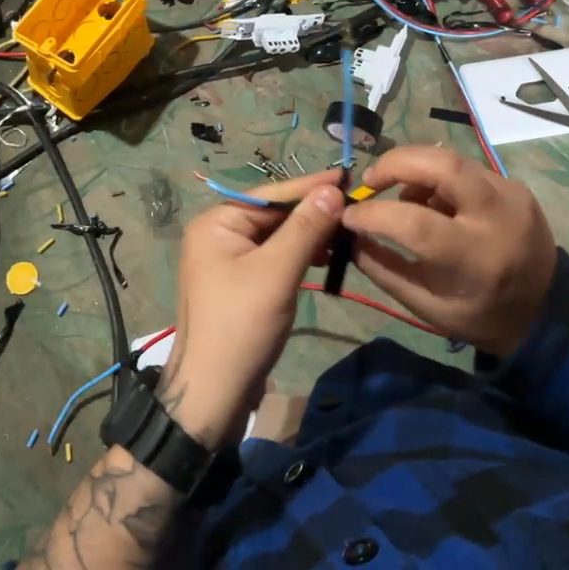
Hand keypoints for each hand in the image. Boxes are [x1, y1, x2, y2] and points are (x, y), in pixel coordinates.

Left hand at [160, 169, 346, 448]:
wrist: (214, 393)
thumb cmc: (241, 326)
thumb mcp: (277, 273)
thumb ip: (305, 229)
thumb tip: (332, 190)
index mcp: (216, 222)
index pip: (270, 194)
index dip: (310, 186)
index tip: (347, 176)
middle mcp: (217, 234)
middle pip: (272, 214)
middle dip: (312, 212)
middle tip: (355, 206)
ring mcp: (226, 260)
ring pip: (276, 237)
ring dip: (309, 235)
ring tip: (348, 231)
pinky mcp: (239, 284)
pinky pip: (273, 258)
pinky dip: (298, 256)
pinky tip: (327, 257)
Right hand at [343, 146, 555, 356]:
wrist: (548, 312)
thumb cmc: (479, 314)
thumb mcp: (426, 306)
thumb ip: (383, 269)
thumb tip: (349, 234)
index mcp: (476, 258)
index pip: (415, 222)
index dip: (373, 213)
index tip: (349, 215)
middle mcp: (498, 217)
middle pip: (441, 164)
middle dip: (395, 164)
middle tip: (370, 181)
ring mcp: (511, 195)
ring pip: (451, 160)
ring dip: (415, 171)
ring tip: (404, 198)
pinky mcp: (515, 186)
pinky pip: (465, 168)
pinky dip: (438, 178)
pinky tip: (433, 202)